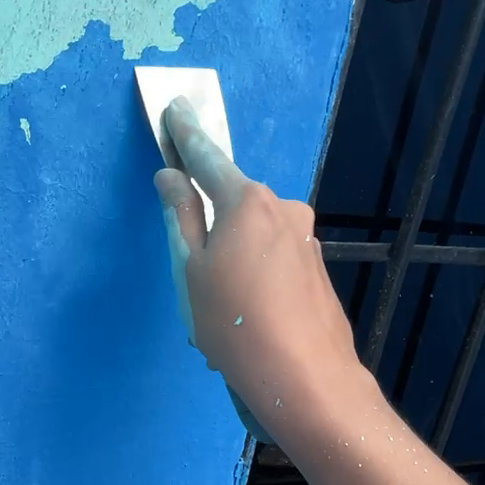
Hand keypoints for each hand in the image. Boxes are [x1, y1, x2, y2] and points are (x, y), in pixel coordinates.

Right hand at [154, 98, 371, 439]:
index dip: (185, 134)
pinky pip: (270, 260)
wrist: (305, 378)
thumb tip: (170, 175)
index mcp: (246, 201)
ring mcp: (305, 237)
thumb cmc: (232, 322)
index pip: (207, 157)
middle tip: (193, 281)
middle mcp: (282, 208)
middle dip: (208, 228)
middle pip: (232, 203)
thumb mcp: (190, 271)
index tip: (175, 107)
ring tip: (219, 314)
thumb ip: (180, 217)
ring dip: (230, 262)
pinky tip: (246, 319)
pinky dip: (251, 279)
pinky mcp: (315, 267)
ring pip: (251, 237)